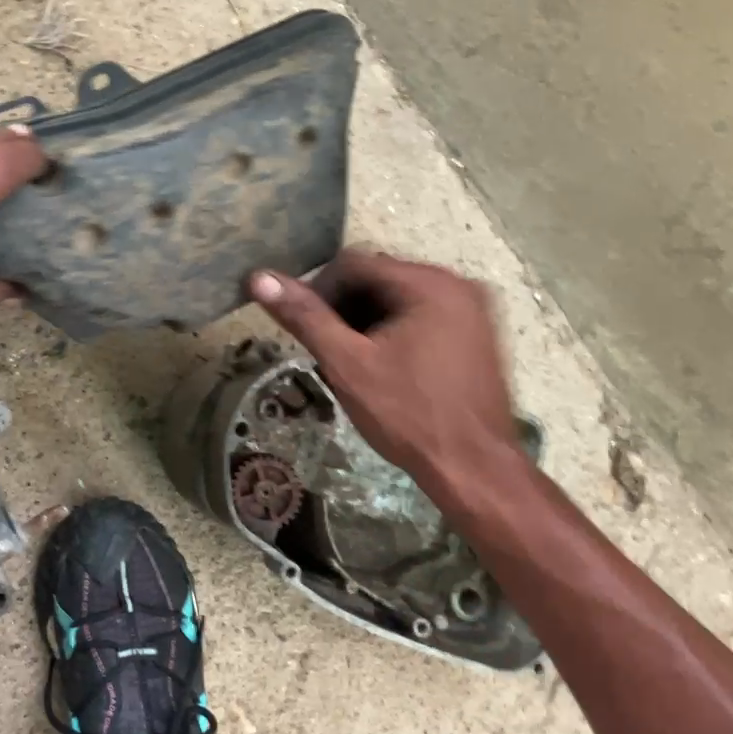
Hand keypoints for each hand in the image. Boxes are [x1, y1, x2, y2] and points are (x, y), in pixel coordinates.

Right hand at [248, 251, 520, 480]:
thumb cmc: (408, 414)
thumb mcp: (346, 363)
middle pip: (375, 277)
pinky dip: (389, 330)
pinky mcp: (474, 334)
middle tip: (324, 348)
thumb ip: (304, 316)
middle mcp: (456, 285)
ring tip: (346, 359)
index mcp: (429, 284)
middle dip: (341, 308)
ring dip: (362, 320)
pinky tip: (377, 363)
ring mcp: (471, 310)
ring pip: (394, 297)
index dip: (317, 291)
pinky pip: (418, 314)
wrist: (473, 469)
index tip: (304, 329)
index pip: (352, 264)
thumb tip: (258, 278)